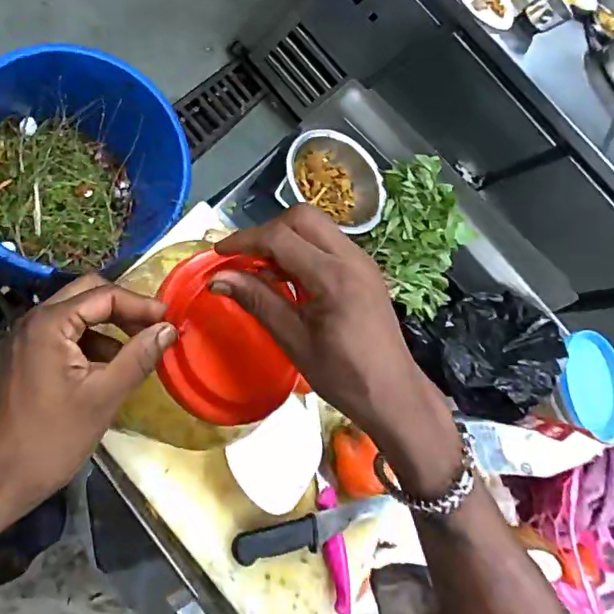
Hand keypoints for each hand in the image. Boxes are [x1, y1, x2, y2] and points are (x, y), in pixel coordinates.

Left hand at [0, 274, 176, 517]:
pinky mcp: (24, 357)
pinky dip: (90, 343)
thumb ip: (137, 358)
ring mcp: (25, 338)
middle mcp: (34, 320)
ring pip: (77, 315)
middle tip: (154, 328)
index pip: (105, 295)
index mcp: (50, 322)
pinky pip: (64, 335)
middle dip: (124, 309)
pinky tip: (110, 368)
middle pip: (88, 294)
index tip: (170, 319)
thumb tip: (168, 329)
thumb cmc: (49, 440)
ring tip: (138, 350)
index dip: (142, 304)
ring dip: (108, 326)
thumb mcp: (102, 398)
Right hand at [213, 207, 460, 498]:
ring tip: (262, 269)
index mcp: (334, 276)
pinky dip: (302, 248)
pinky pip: (327, 241)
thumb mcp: (294, 340)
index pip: (280, 238)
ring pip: (316, 225)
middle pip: (301, 217)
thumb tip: (218, 278)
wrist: (395, 395)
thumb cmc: (344, 376)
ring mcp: (361, 260)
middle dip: (267, 230)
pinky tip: (288, 277)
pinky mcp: (364, 268)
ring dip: (285, 237)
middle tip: (244, 259)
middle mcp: (351, 257)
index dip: (244, 240)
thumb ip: (257, 300)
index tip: (219, 253)